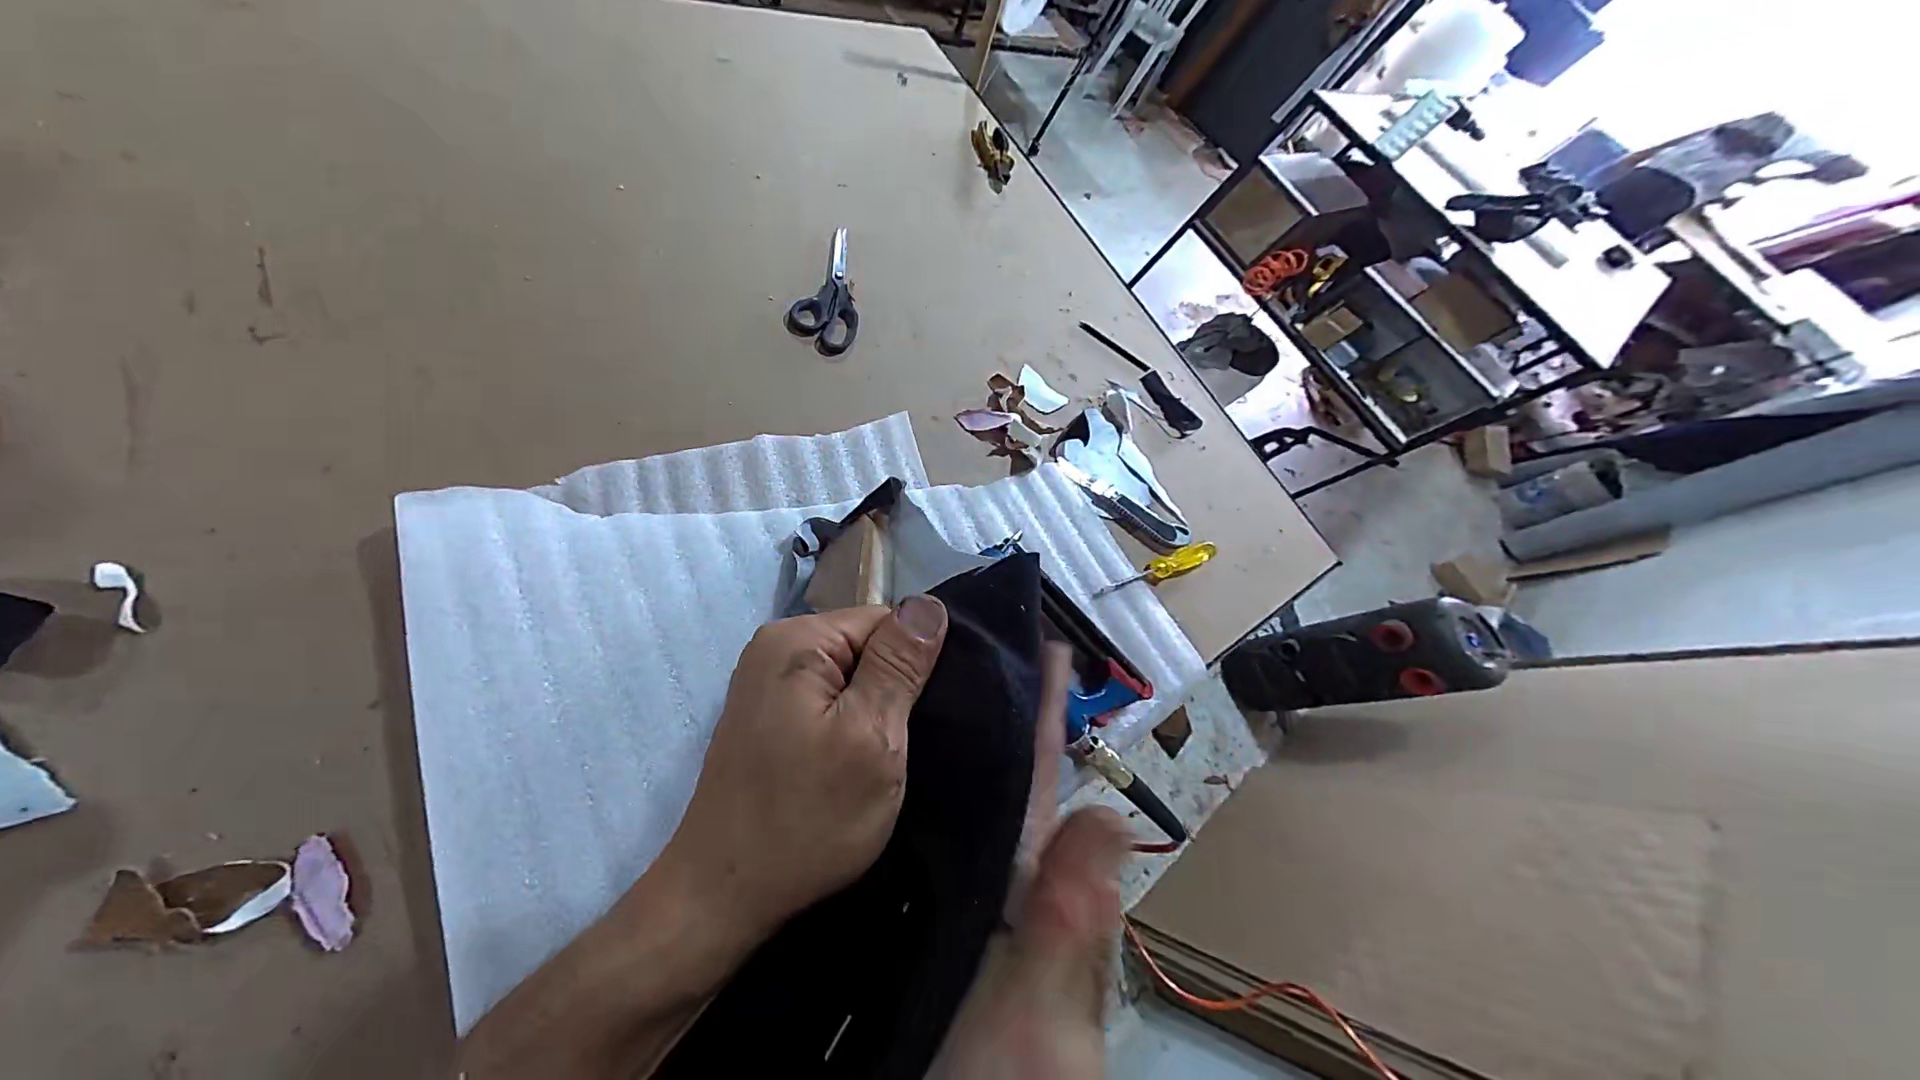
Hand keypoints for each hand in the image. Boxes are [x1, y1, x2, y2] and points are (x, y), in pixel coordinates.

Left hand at [658, 596, 949, 936]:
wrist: (724, 894)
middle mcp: (774, 647)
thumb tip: (928, 603)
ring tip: (878, 758)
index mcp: (797, 639)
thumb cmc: (806, 818)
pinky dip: (848, 725)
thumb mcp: (871, 737)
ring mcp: (765, 683)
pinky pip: (826, 699)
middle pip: (866, 645)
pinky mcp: (766, 715)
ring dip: (872, 711)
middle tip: (899, 745)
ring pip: (849, 676)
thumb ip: (899, 665)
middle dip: (892, 689)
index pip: (886, 621)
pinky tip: (850, 763)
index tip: (918, 716)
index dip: (913, 665)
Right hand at [932, 645, 1132, 1079]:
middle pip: (989, 778)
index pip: (1039, 783)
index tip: (1041, 648)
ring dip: (932, 741)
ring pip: (946, 800)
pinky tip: (865, 763)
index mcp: (1030, 884)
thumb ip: (1073, 925)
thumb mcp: (1046, 1017)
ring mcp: (946, 894)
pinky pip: (902, 841)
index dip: (1043, 715)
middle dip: (979, 708)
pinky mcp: (900, 918)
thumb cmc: (1002, 1078)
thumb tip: (1101, 813)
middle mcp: (992, 876)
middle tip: (948, 642)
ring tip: (901, 679)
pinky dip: (892, 794)